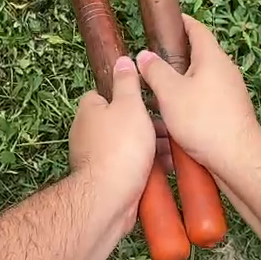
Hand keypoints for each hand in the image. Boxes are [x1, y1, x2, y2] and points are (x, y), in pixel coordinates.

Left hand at [69, 56, 158, 234]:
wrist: (110, 198)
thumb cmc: (120, 147)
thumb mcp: (129, 105)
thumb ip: (127, 82)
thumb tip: (122, 61)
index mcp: (89, 110)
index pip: (105, 93)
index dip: (127, 95)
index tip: (147, 98)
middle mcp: (87, 132)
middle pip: (120, 120)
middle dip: (145, 124)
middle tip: (167, 126)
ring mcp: (95, 157)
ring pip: (127, 144)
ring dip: (149, 146)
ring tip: (172, 149)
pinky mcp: (106, 179)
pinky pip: (128, 166)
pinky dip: (145, 166)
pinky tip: (165, 168)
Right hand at [136, 15, 260, 179]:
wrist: (238, 158)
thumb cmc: (204, 121)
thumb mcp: (170, 93)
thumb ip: (155, 71)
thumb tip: (144, 56)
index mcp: (212, 57)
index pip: (197, 29)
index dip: (181, 22)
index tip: (166, 19)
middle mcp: (225, 69)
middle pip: (199, 52)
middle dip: (177, 53)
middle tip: (153, 57)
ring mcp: (230, 90)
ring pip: (202, 76)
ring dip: (182, 78)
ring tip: (159, 85)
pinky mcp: (230, 109)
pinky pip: (207, 94)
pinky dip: (191, 95)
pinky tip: (176, 110)